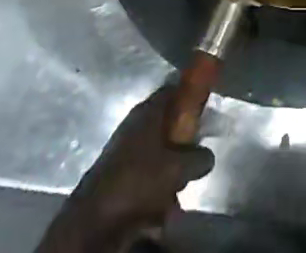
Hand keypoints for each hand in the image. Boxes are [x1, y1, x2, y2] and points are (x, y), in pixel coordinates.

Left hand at [40, 82, 215, 252]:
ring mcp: (126, 147)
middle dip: (183, 136)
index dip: (189, 93)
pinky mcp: (120, 171)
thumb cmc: (139, 180)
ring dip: (171, 163)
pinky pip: (147, 170)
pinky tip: (164, 200)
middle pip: (166, 120)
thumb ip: (198, 158)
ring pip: (158, 148)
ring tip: (181, 182)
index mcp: (147, 112)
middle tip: (197, 150)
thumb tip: (207, 155)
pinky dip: (157, 182)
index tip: (205, 104)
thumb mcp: (178, 169)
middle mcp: (135, 123)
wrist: (97, 215)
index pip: (172, 89)